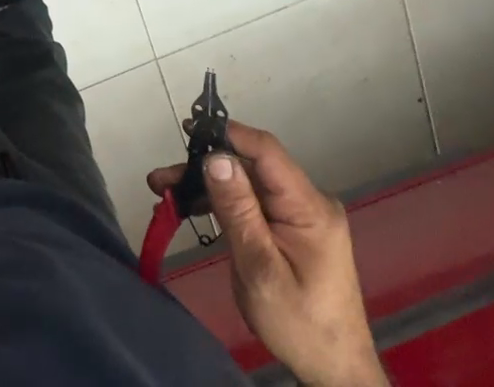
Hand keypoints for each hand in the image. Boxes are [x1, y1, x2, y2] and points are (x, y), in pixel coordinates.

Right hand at [148, 123, 385, 386]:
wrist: (333, 369)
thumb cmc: (298, 323)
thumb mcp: (260, 268)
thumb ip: (238, 210)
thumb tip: (215, 157)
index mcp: (308, 207)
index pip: (266, 151)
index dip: (227, 134)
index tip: (188, 132)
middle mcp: (307, 202)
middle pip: (250, 167)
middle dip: (204, 167)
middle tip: (160, 180)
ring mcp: (299, 216)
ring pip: (247, 185)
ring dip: (207, 187)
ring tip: (164, 194)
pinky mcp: (290, 229)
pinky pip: (253, 204)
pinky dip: (221, 205)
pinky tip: (190, 209)